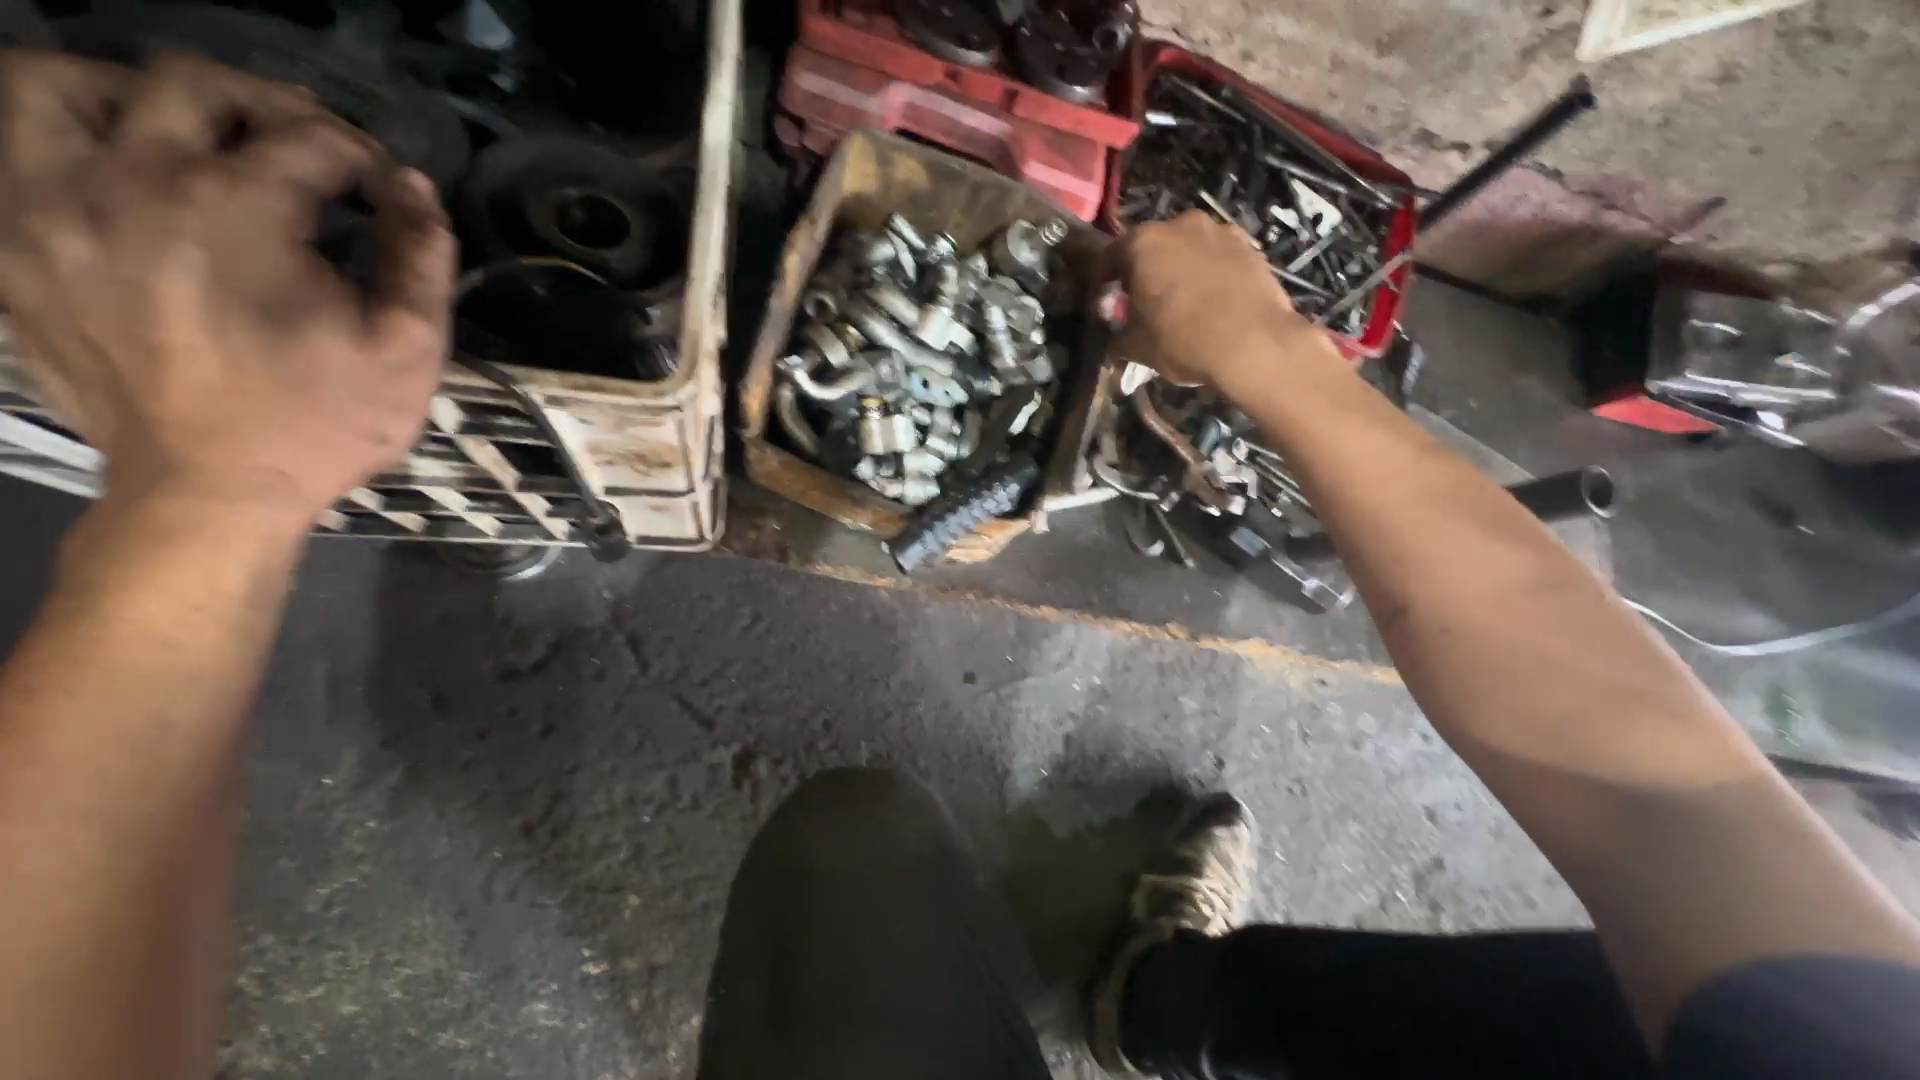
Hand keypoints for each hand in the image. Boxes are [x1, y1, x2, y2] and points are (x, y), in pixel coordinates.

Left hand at [0, 50, 454, 523]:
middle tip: (308, 149)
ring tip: (189, 137)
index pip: (314, 141)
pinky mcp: (9, 248)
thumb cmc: (322, 424)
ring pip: (59, 85)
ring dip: (137, 97)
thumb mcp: (409, 349)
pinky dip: (63, 144)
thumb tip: (416, 187)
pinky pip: (3, 150)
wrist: (210, 493)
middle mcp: (129, 182)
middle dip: (269, 105)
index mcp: (239, 208)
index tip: (387, 194)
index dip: (365, 159)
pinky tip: (120, 178)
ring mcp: (48, 209)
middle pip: (193, 84)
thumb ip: (421, 256)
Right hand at [1115, 210, 1344, 389]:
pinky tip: (1213, 300)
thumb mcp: (1138, 348)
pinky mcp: (1249, 245)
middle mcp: (1179, 225)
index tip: (1104, 307)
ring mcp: (1218, 231)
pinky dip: (1209, 272)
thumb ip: (1119, 337)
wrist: (1255, 343)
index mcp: (1142, 243)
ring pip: (1187, 249)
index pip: (1109, 257)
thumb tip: (1116, 339)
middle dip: (1144, 272)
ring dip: (1179, 269)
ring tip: (1183, 301)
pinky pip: (1217, 257)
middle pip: (1151, 247)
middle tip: (1144, 305)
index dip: (1102, 284)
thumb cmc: (1185, 341)